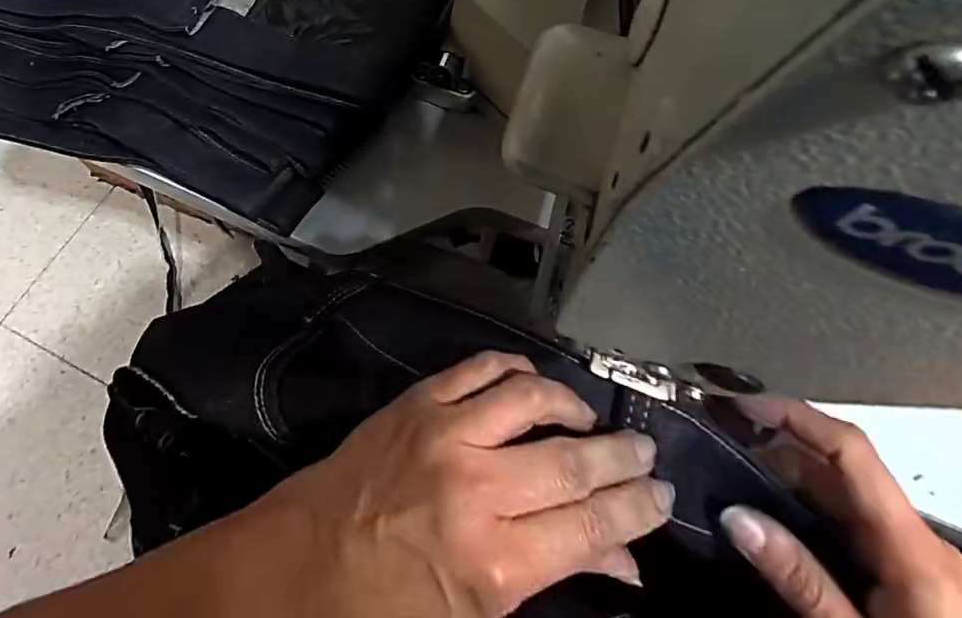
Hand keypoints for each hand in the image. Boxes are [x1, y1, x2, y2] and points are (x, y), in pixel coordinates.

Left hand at [258, 350, 673, 616]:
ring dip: (574, 407)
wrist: (300, 567)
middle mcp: (475, 489)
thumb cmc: (389, 609)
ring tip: (592, 421)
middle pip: (572, 462)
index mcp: (491, 564)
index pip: (590, 527)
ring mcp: (446, 433)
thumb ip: (557, 582)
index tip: (661, 495)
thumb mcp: (478, 617)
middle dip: (622, 457)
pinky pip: (483, 368)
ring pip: (533, 399)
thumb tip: (626, 565)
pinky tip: (534, 383)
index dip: (636, 508)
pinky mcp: (420, 402)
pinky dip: (518, 370)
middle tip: (648, 451)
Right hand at [719, 399, 961, 617]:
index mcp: (914, 547)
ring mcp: (926, 561)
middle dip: (783, 451)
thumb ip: (800, 580)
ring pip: (853, 499)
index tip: (744, 404)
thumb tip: (738, 518)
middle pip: (846, 471)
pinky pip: (863, 529)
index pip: (850, 449)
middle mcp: (923, 541)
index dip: (795, 415)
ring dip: (797, 483)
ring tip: (745, 484)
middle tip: (729, 451)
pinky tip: (787, 530)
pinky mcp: (923, 582)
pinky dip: (818, 516)